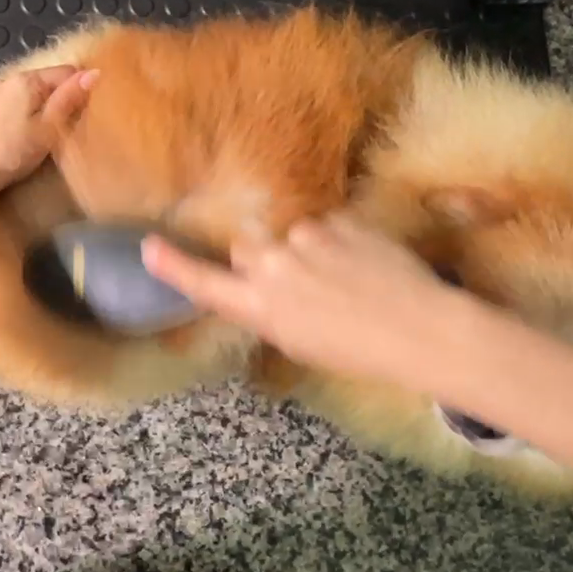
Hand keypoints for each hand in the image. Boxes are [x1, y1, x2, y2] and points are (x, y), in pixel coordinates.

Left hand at [0, 65, 97, 197]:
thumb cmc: (11, 153)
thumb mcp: (48, 128)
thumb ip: (69, 99)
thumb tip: (94, 73)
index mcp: (27, 79)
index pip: (67, 71)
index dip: (82, 90)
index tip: (87, 114)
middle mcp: (8, 79)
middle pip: (48, 81)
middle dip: (62, 99)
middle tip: (70, 128)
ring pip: (31, 93)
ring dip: (44, 107)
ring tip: (49, 134)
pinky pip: (15, 103)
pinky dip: (26, 114)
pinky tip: (25, 135)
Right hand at [141, 214, 479, 388]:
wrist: (422, 329)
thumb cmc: (357, 351)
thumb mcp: (298, 343)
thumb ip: (267, 311)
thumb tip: (259, 289)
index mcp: (260, 306)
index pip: (204, 282)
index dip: (173, 264)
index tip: (149, 246)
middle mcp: (272, 267)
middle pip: (244, 247)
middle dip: (259, 258)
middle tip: (297, 282)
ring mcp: (304, 238)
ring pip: (288, 236)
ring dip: (304, 250)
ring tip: (344, 276)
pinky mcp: (336, 219)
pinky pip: (323, 226)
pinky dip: (336, 241)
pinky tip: (363, 263)